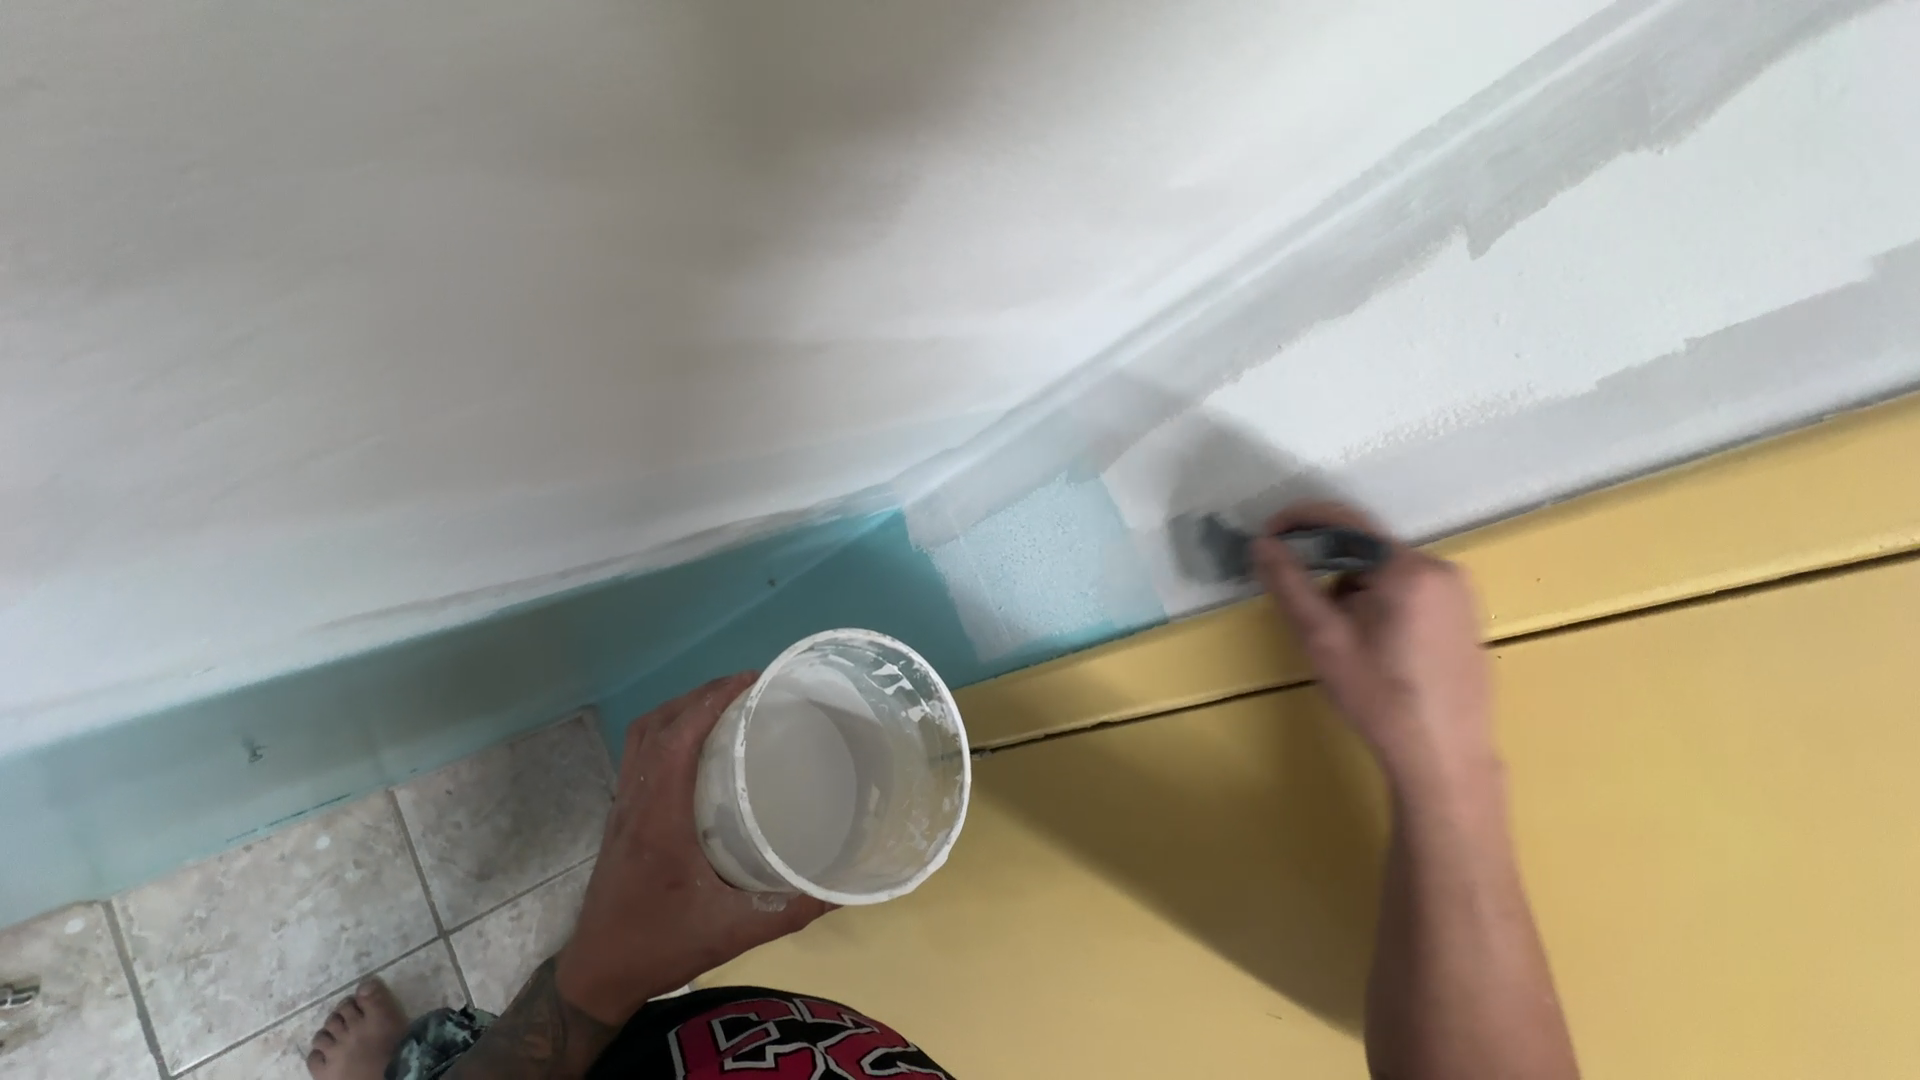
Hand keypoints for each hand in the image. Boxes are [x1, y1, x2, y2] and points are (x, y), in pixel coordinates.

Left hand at [554, 673, 834, 1025]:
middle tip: (749, 688)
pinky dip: (669, 731)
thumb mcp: (732, 932)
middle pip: (657, 724)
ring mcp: (624, 806)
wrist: (596, 974)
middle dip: (701, 695)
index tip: (753, 681)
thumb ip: (789, 911)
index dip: (711, 700)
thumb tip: (841, 888)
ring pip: (643, 735)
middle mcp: (636, 801)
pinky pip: (641, 753)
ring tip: (726, 705)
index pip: (676, 737)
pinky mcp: (623, 815)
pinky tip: (701, 746)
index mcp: (659, 817)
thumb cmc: (660, 946)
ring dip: (681, 708)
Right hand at [1250, 501, 1497, 798]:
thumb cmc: (1378, 698)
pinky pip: (1407, 588)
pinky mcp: (1463, 614)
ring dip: (1350, 586)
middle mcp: (1441, 568)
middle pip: (1365, 547)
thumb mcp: (1322, 638)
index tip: (1267, 536)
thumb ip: (1289, 584)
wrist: (1443, 756)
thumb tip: (1262, 543)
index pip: (1346, 521)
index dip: (1300, 521)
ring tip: (1337, 635)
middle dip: (1324, 565)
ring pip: (1384, 570)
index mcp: (1408, 569)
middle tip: (1298, 600)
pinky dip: (1376, 599)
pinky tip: (1370, 643)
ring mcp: (1458, 592)